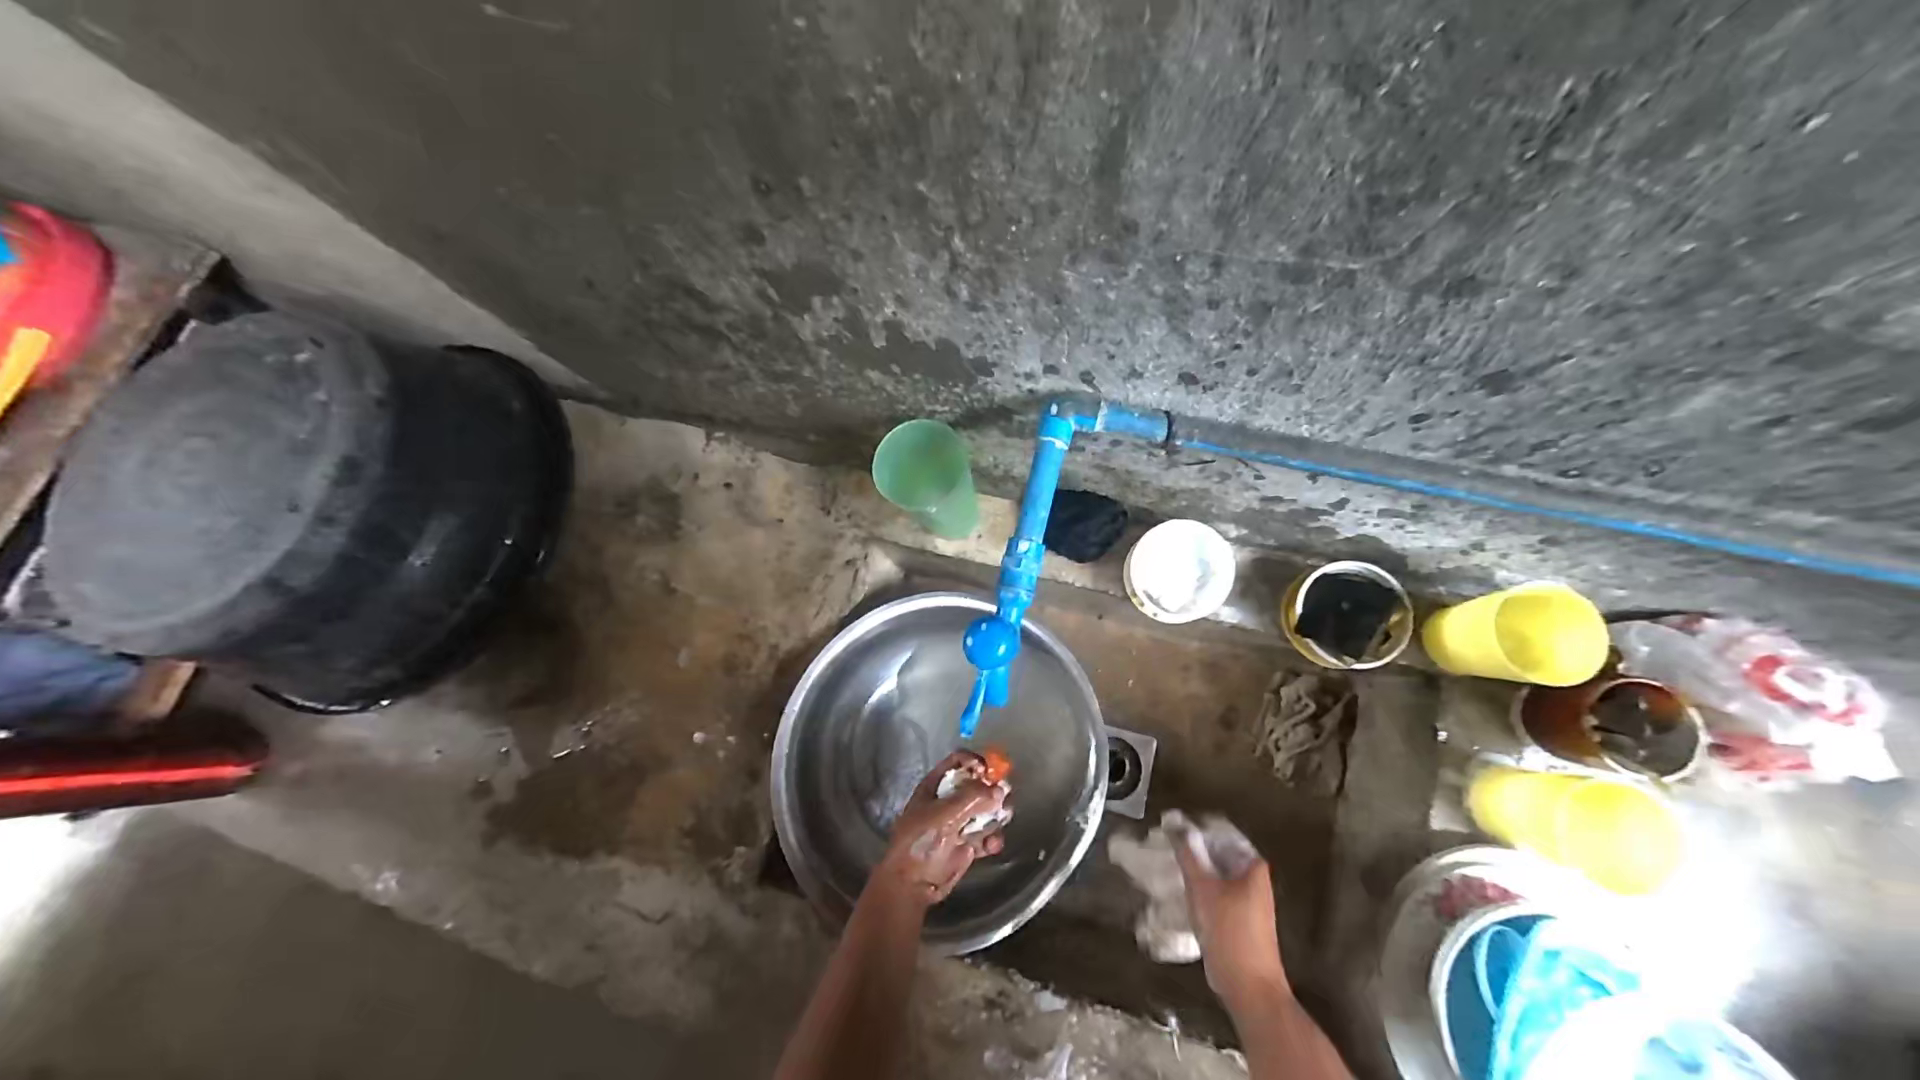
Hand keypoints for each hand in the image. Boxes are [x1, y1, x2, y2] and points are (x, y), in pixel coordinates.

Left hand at [873, 751, 1007, 905]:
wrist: (911, 885)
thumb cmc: (920, 842)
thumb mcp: (943, 814)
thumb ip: (971, 798)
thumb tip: (999, 789)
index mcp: (935, 786)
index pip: (957, 762)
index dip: (974, 762)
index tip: (988, 771)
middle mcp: (947, 801)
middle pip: (976, 786)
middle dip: (991, 789)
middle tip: (1003, 796)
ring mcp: (957, 823)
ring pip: (985, 811)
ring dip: (996, 814)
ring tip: (1003, 818)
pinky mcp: (966, 845)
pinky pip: (986, 837)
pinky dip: (992, 839)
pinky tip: (992, 845)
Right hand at [1166, 811, 1289, 1011]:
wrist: (1248, 986)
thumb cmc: (1229, 932)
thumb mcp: (1202, 888)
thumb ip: (1187, 854)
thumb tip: (1174, 824)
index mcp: (1252, 866)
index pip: (1220, 833)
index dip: (1194, 828)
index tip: (1169, 827)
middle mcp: (1253, 878)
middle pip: (1217, 853)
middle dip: (1191, 849)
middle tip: (1162, 845)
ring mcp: (1247, 899)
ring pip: (1214, 873)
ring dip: (1192, 870)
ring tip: (1166, 865)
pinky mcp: (1237, 917)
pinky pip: (1214, 892)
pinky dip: (1198, 888)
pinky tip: (1177, 890)